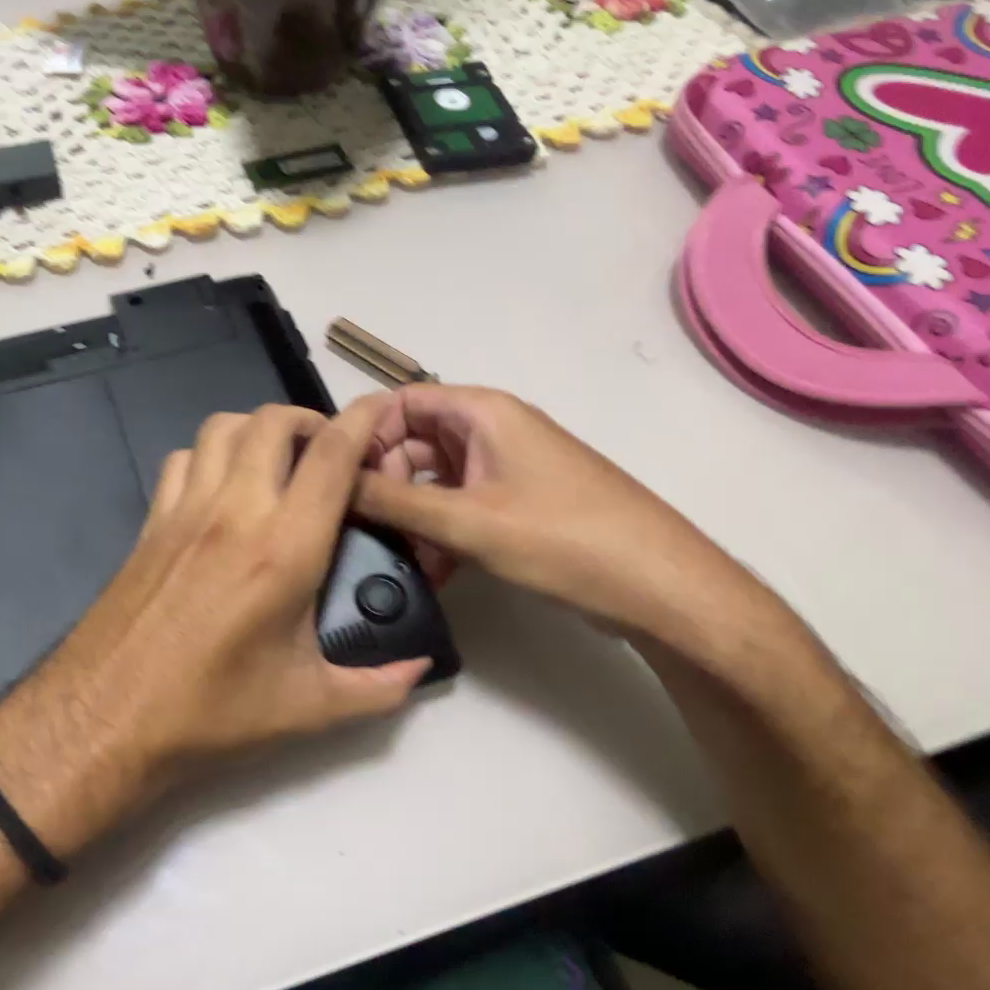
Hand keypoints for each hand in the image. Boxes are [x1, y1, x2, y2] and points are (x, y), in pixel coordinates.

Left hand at [42, 398, 432, 772]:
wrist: (106, 715)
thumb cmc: (209, 712)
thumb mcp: (307, 708)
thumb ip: (377, 687)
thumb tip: (417, 670)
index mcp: (283, 549)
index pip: (331, 458)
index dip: (363, 420)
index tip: (383, 408)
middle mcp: (233, 511)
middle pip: (272, 422)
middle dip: (310, 420)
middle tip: (331, 453)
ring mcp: (184, 511)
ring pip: (221, 428)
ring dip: (257, 429)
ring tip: (279, 460)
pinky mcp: (150, 523)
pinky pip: (181, 460)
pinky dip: (208, 454)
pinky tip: (221, 487)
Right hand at [354, 385, 789, 652]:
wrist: (657, 587)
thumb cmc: (560, 538)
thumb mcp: (465, 520)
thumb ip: (392, 501)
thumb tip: (332, 485)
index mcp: (481, 412)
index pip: (398, 402)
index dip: (363, 435)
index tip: (338, 481)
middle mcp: (490, 430)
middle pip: (411, 442)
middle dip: (384, 484)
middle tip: (366, 528)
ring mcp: (505, 469)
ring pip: (432, 481)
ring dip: (410, 516)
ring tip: (397, 558)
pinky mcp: (516, 505)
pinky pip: (458, 507)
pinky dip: (438, 534)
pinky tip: (430, 574)